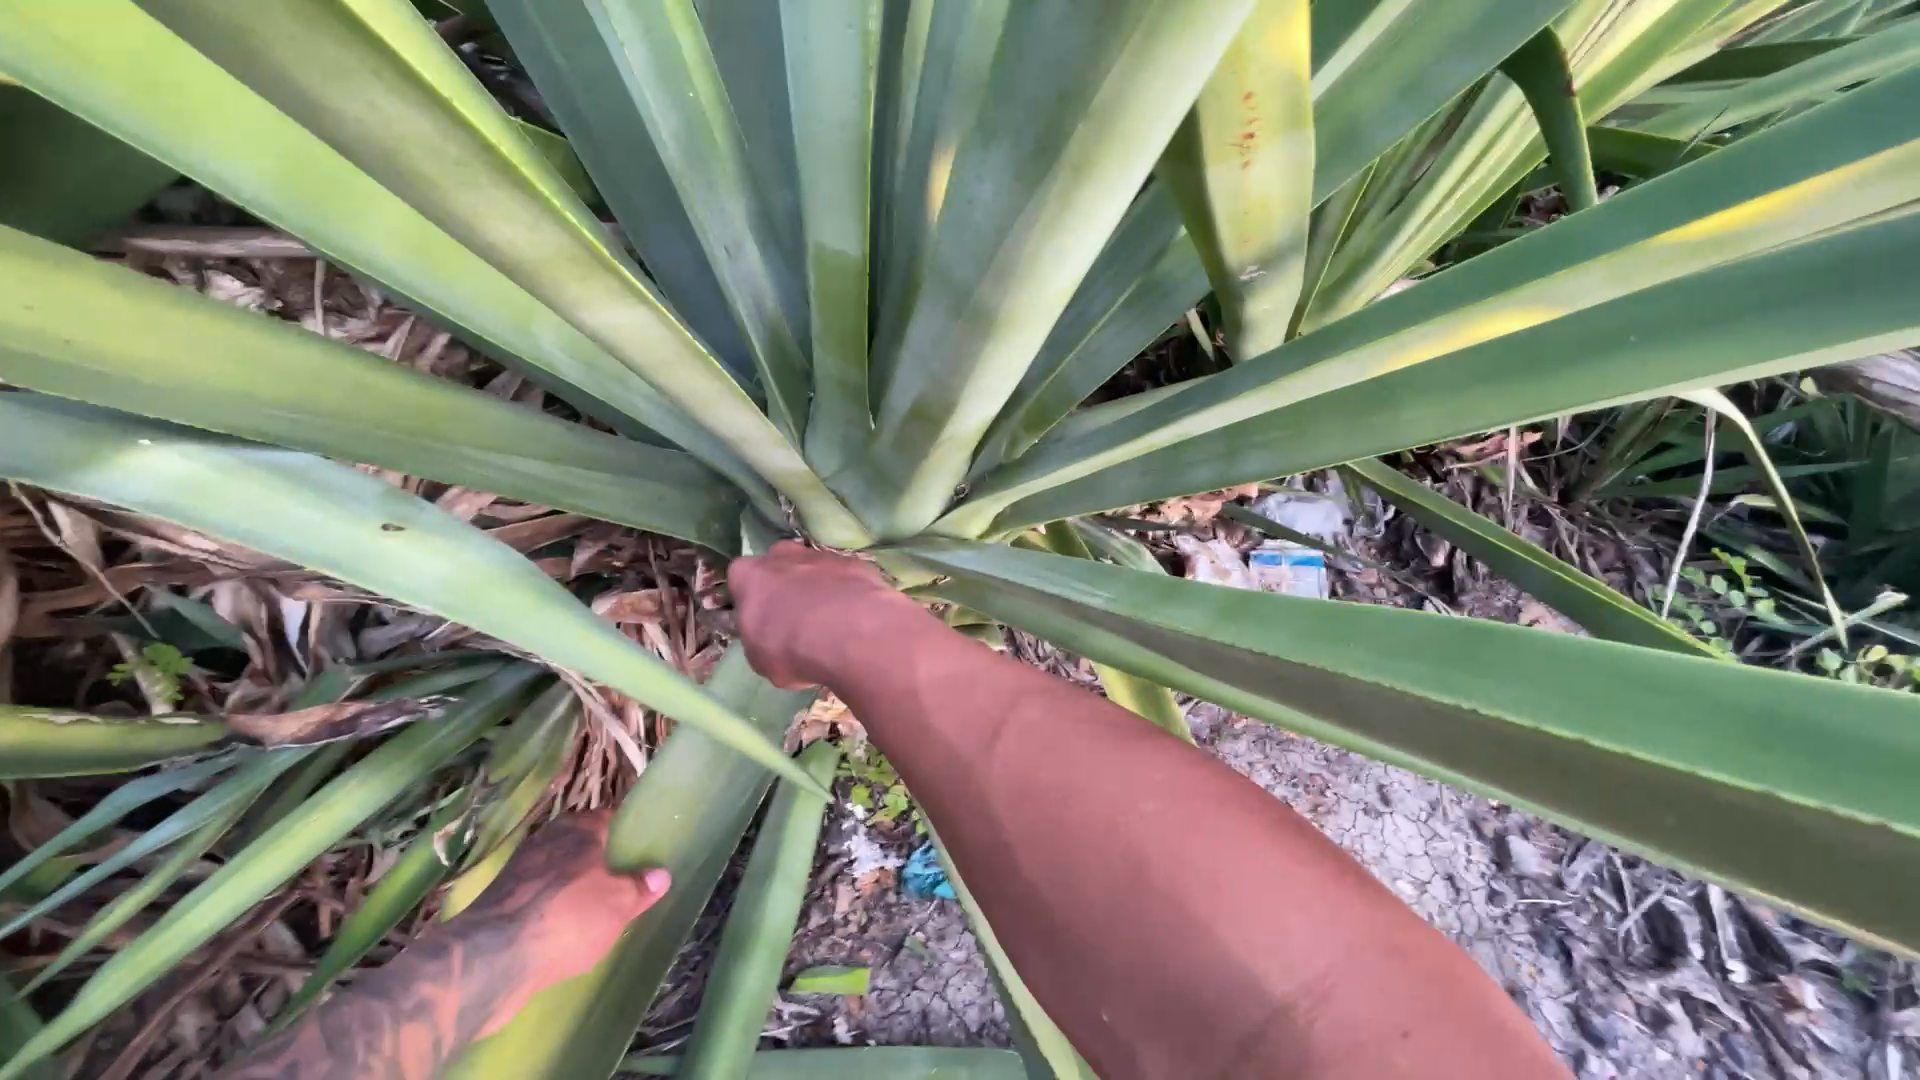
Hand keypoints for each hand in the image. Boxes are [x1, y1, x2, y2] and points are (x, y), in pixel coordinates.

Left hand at [219, 811, 668, 1078]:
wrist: (471, 974)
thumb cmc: (550, 930)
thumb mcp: (612, 910)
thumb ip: (636, 890)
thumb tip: (661, 875)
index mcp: (572, 836)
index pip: (606, 813)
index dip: (624, 820)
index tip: (641, 828)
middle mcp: (541, 847)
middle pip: (576, 838)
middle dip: (596, 849)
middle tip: (624, 868)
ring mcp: (511, 878)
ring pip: (550, 869)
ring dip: (570, 880)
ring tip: (596, 904)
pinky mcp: (489, 914)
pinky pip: (532, 900)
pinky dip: (549, 908)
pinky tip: (558, 934)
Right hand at [729, 541, 925, 687]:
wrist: (851, 633)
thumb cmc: (792, 649)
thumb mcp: (760, 658)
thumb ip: (759, 638)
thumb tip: (769, 638)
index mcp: (750, 576)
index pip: (742, 578)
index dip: (753, 599)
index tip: (762, 620)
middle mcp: (784, 556)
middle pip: (780, 565)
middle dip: (787, 586)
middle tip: (797, 618)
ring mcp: (822, 556)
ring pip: (815, 569)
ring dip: (820, 589)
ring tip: (832, 622)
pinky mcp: (856, 563)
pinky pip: (846, 578)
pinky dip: (849, 594)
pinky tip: (856, 618)